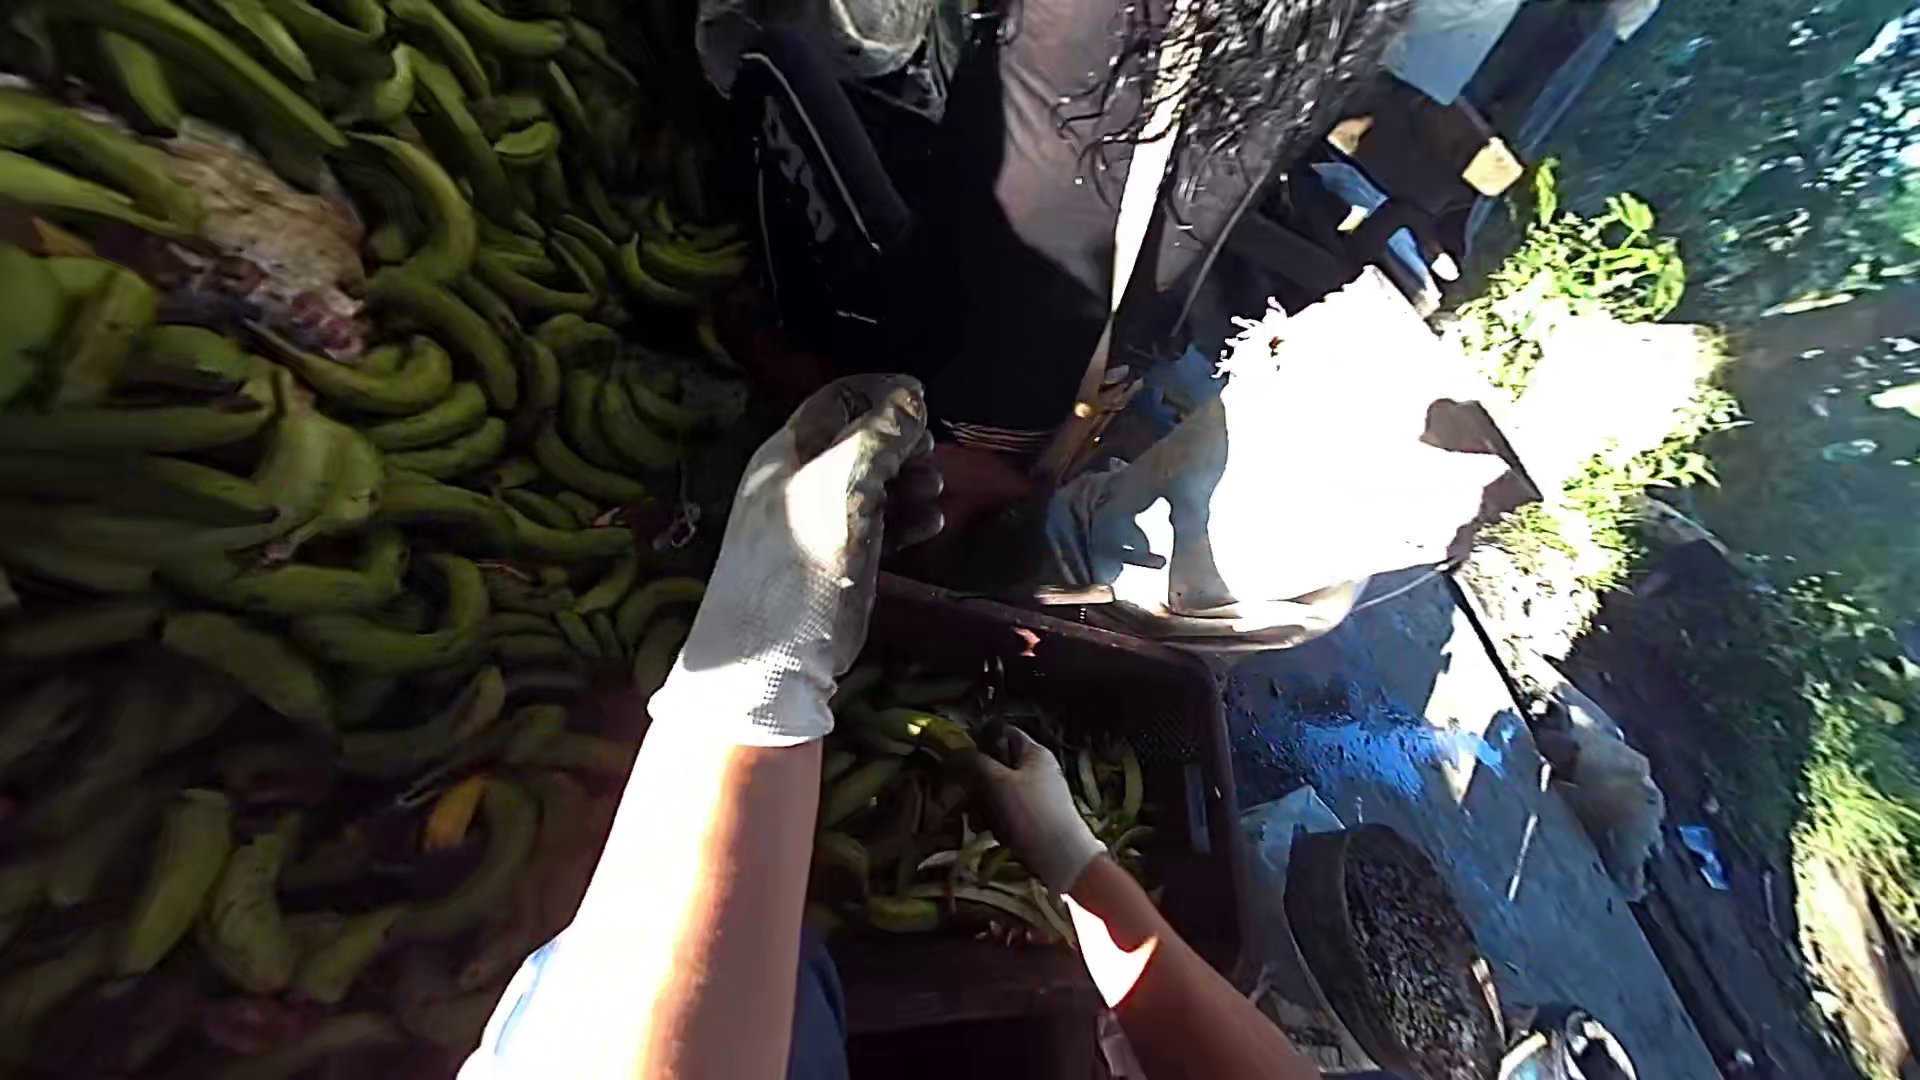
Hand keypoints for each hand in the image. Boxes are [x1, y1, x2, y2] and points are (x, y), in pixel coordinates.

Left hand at [648, 375, 940, 745]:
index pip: (837, 401)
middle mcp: (805, 481)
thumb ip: (879, 435)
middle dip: (900, 441)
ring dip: (909, 480)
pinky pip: (881, 524)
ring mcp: (825, 521)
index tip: (922, 397)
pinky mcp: (844, 556)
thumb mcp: (843, 482)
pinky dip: (908, 518)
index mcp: (791, 452)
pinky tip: (931, 521)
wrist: (776, 651)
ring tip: (934, 487)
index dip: (880, 393)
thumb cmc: (803, 556)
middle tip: (930, 451)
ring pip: (875, 484)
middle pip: (861, 442)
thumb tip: (912, 395)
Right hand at [972, 728, 1106, 892]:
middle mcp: (1038, 769)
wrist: (1063, 859)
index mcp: (1034, 752)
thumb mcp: (998, 783)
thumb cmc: (1030, 813)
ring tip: (975, 824)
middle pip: (999, 765)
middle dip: (979, 783)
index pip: (1004, 733)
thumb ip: (978, 764)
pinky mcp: (1037, 817)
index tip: (961, 756)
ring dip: (984, 805)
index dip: (981, 740)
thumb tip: (963, 753)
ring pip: (1002, 791)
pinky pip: (1011, 810)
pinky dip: (998, 819)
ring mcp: (1039, 794)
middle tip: (965, 800)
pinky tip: (989, 833)